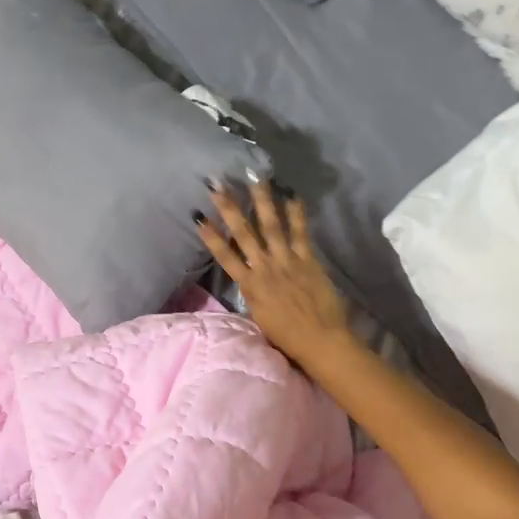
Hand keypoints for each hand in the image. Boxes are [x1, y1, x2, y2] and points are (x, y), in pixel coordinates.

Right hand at [196, 182, 351, 364]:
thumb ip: (254, 297)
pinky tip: (292, 193)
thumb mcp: (260, 319)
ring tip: (255, 177)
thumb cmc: (288, 338)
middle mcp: (265, 268)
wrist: (320, 340)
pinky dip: (296, 213)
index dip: (211, 237)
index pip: (225, 257)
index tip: (198, 216)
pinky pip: (300, 232)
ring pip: (270, 226)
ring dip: (262, 200)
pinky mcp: (308, 260)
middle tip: (218, 184)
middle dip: (230, 208)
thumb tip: (249, 285)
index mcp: (250, 286)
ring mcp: (287, 261)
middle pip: (244, 233)